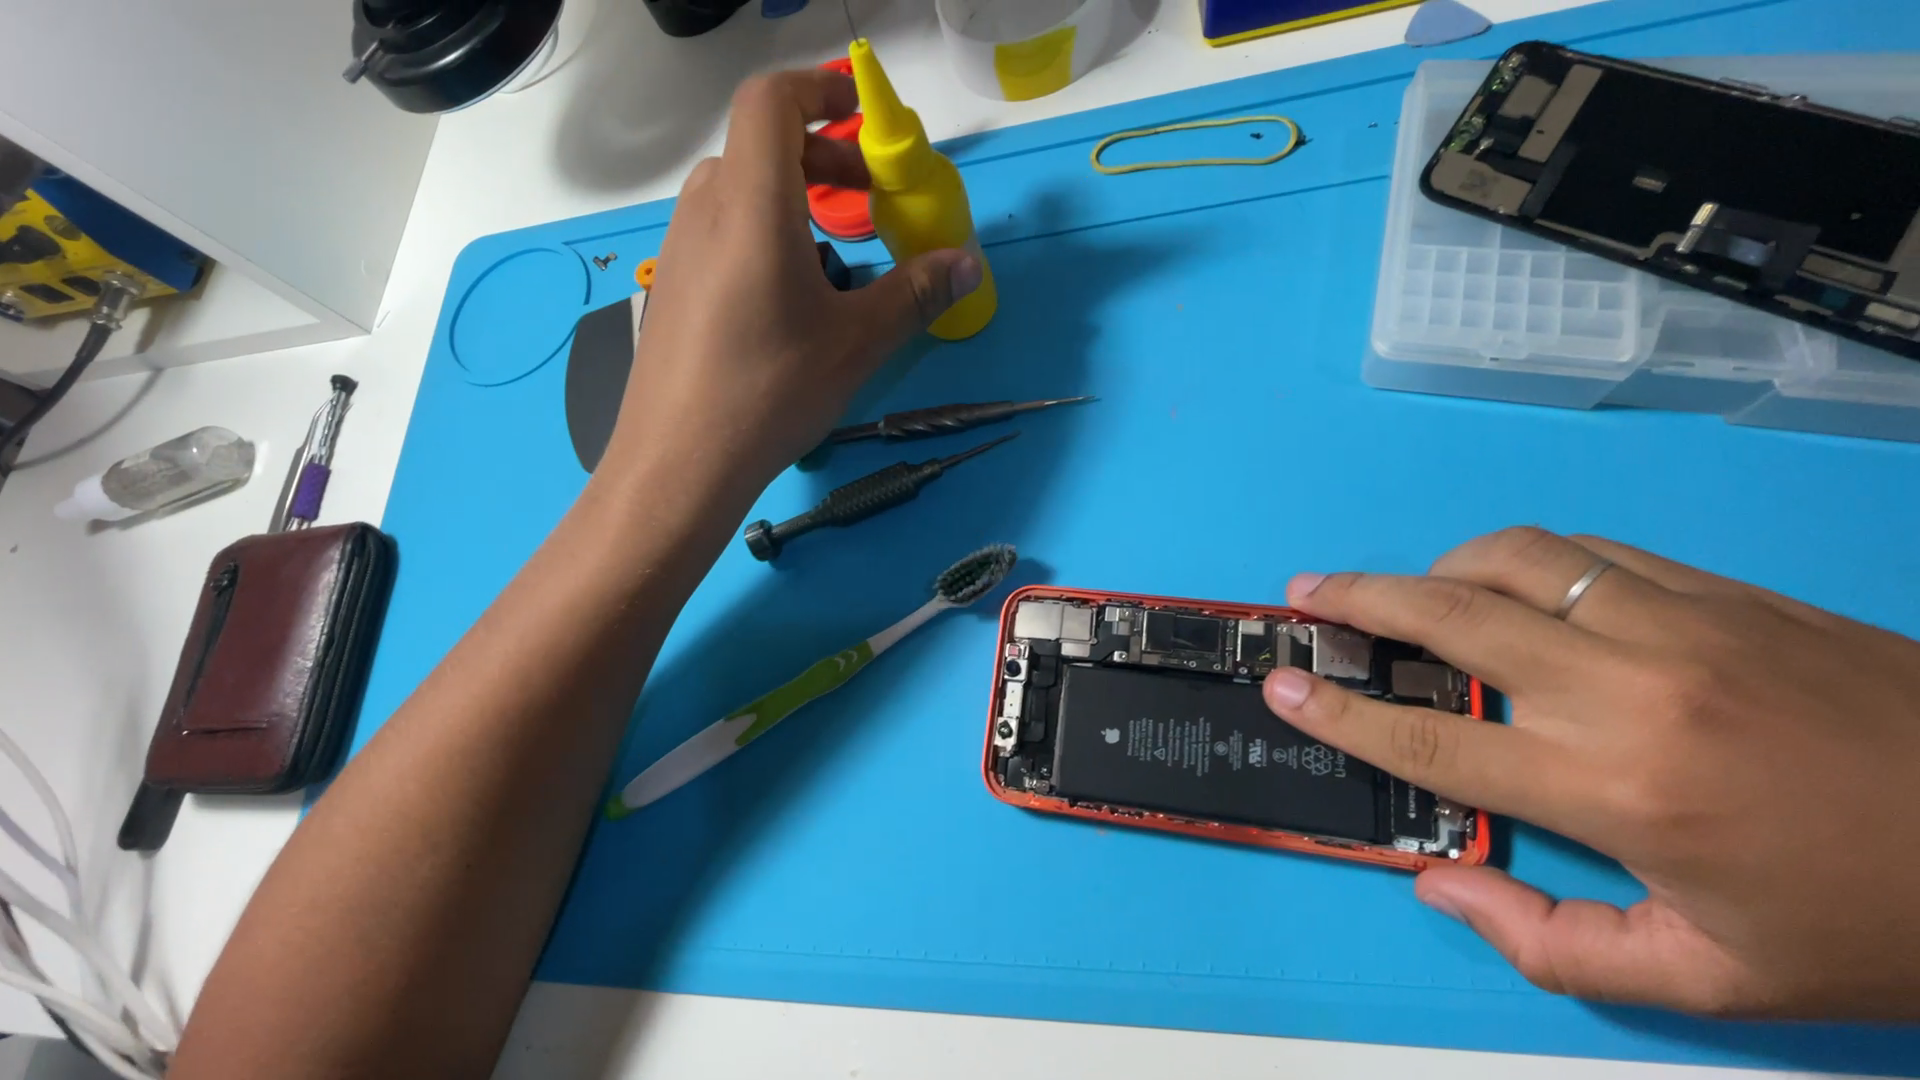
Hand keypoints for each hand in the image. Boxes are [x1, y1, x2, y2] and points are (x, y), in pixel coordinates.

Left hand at [599, 69, 982, 501]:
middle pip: (762, 145)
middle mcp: (707, 209)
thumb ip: (917, 293)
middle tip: (870, 202)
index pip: (773, 100)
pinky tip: (789, 302)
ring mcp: (681, 248)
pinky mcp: (673, 284)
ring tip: (836, 261)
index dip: (820, 91)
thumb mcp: (858, 342)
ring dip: (795, 201)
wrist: (679, 462)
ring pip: (742, 191)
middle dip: (825, 159)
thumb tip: (969, 264)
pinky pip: (722, 231)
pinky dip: (765, 235)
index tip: (865, 122)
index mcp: (753, 203)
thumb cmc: (771, 391)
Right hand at [1260, 527, 1919, 1018]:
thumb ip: (1554, 949)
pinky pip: (1582, 554)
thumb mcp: (1716, 979)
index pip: (1433, 745)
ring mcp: (1674, 624)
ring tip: (1410, 593)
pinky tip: (1508, 585)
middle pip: (1450, 617)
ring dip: (1436, 570)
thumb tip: (1442, 888)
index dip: (1340, 715)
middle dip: (1358, 599)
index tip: (1281, 686)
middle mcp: (1625, 690)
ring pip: (1511, 561)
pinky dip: (1517, 561)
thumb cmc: (1872, 920)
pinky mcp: (1718, 592)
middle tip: (1304, 593)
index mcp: (1616, 791)